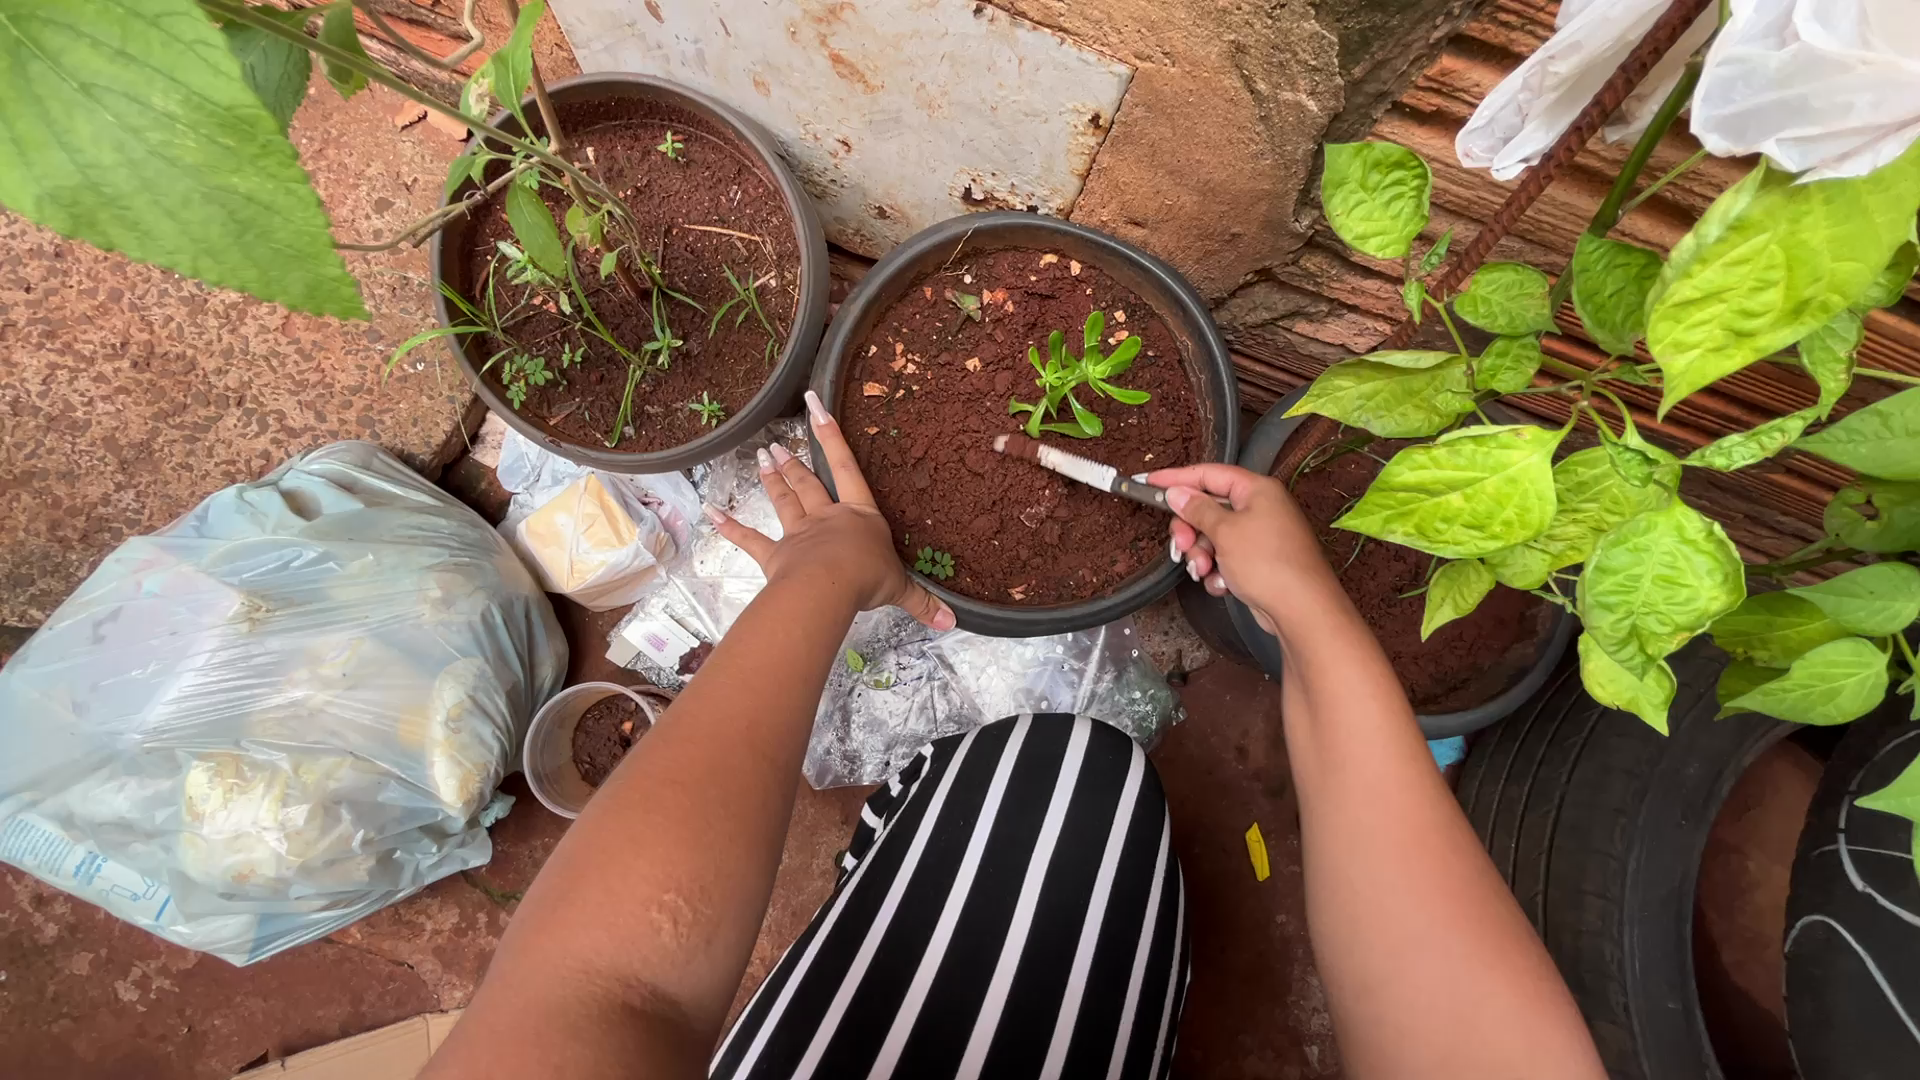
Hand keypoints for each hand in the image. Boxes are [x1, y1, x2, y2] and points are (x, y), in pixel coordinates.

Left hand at [707, 390, 956, 630]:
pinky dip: (729, 526)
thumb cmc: (868, 579)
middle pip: (809, 484)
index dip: (832, 437)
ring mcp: (799, 535)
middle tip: (777, 443)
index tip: (815, 407)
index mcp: (860, 517)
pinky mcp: (776, 556)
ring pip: (785, 502)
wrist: (830, 588)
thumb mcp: (901, 589)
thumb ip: (922, 602)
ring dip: (773, 481)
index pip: (847, 469)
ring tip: (761, 458)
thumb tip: (950, 621)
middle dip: (795, 462)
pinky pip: (750, 540)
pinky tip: (710, 511)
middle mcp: (828, 518)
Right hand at [1146, 463, 1343, 638]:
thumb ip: (1197, 509)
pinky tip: (1222, 583)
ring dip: (1201, 554)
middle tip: (1181, 545)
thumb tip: (1177, 493)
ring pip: (1212, 536)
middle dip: (1190, 530)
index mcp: (1256, 490)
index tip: (1149, 482)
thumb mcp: (1224, 531)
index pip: (1208, 474)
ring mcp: (1258, 536)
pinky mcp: (1256, 561)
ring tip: (1204, 570)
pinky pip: (1223, 558)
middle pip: (1207, 508)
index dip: (1177, 478)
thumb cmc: (1267, 563)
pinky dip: (1217, 570)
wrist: (1301, 610)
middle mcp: (1258, 508)